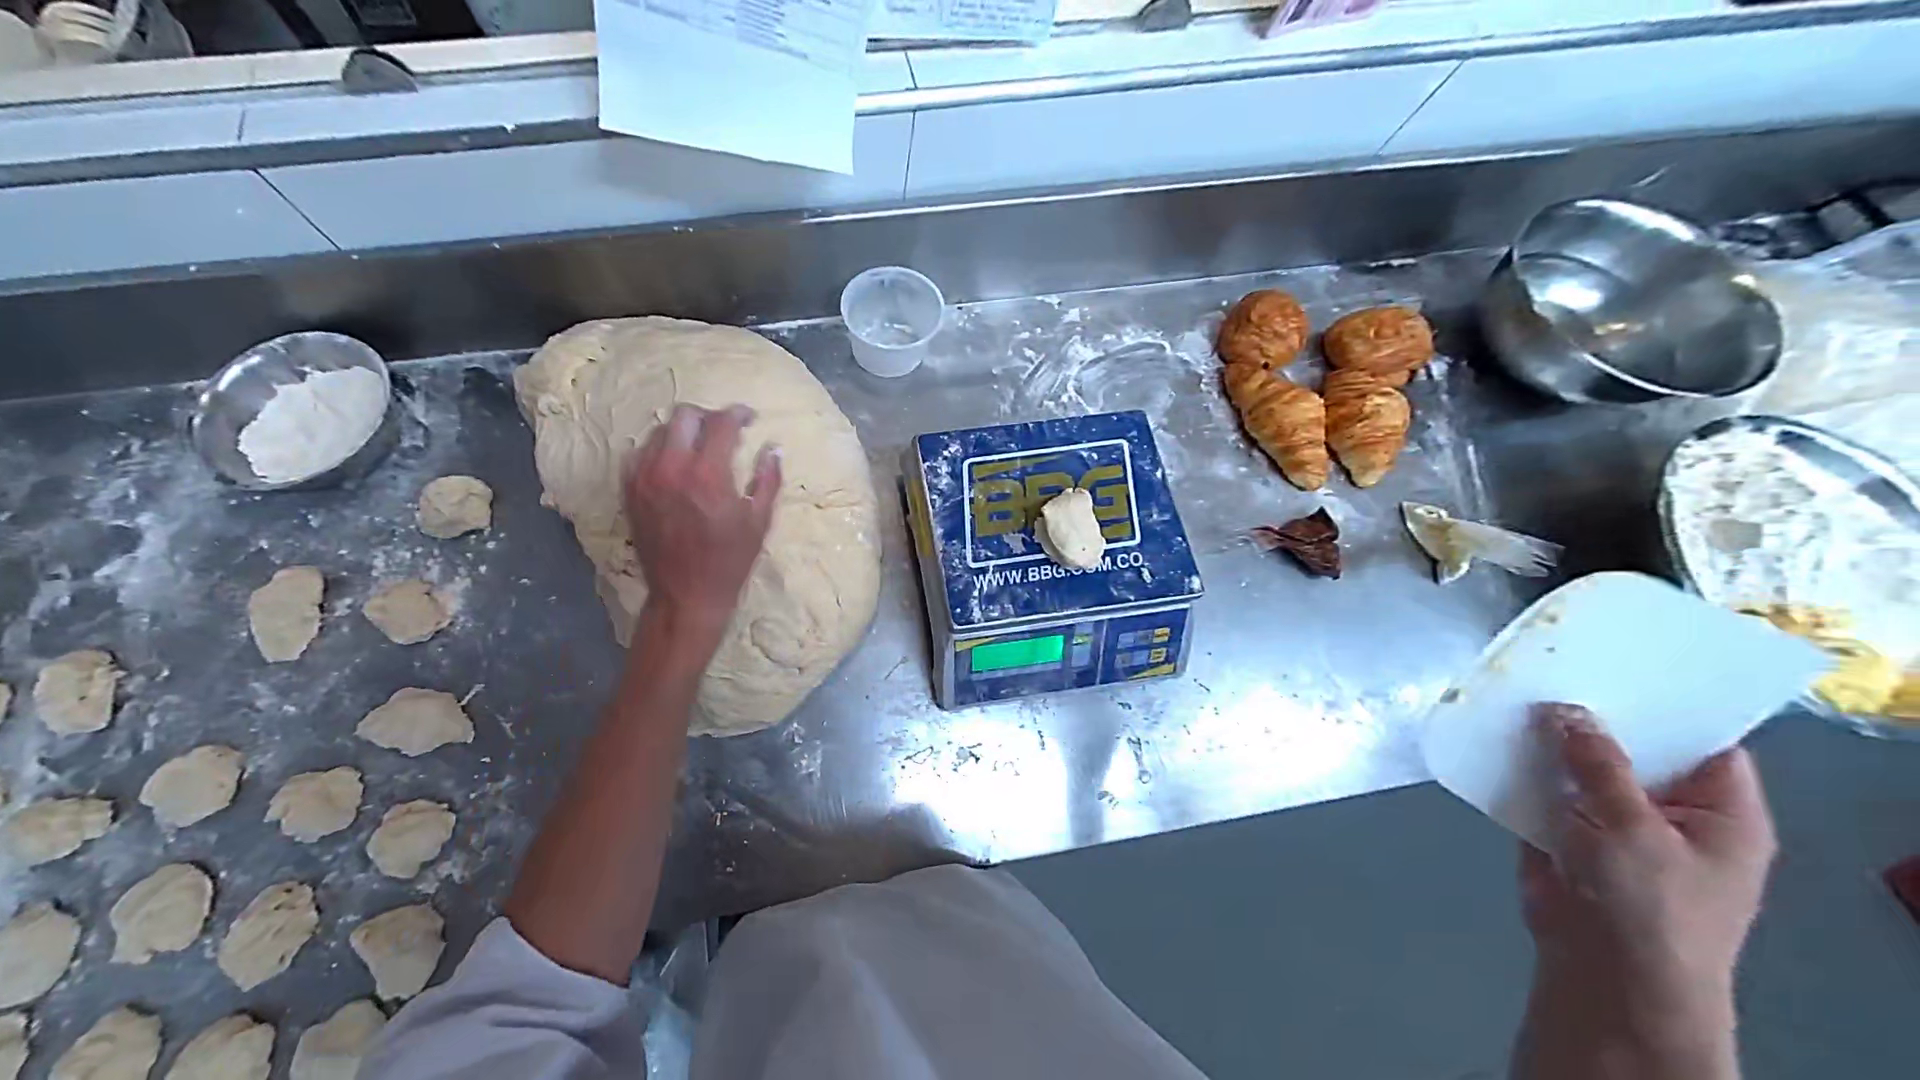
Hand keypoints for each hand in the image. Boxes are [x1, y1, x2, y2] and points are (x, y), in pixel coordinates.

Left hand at [624, 404, 780, 636]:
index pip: (721, 423)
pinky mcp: (630, 491)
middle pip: (684, 416)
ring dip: (684, 433)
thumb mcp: (759, 520)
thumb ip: (768, 478)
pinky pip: (640, 454)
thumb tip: (774, 448)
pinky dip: (660, 451)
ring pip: (660, 432)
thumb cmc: (730, 560)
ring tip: (700, 448)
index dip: (738, 414)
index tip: (749, 419)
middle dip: (708, 417)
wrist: (686, 594)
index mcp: (708, 475)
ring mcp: (644, 478)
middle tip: (724, 431)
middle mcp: (671, 468)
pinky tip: (675, 465)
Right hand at [1512, 703, 1774, 1079]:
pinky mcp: (1562, 832)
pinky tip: (1489, 735)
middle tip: (1551, 666)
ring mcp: (1610, 822)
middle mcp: (1666, 811)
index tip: (1619, 661)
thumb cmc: (1647, 904)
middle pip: (1630, 749)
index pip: (1703, 742)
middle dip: (1589, 716)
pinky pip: (1541, 788)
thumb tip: (1565, 708)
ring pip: (1576, 767)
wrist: (1601, 971)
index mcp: (1717, 813)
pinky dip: (1518, 767)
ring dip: (1544, 739)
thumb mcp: (1632, 826)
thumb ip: (1597, 763)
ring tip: (1510, 691)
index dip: (1665, 703)